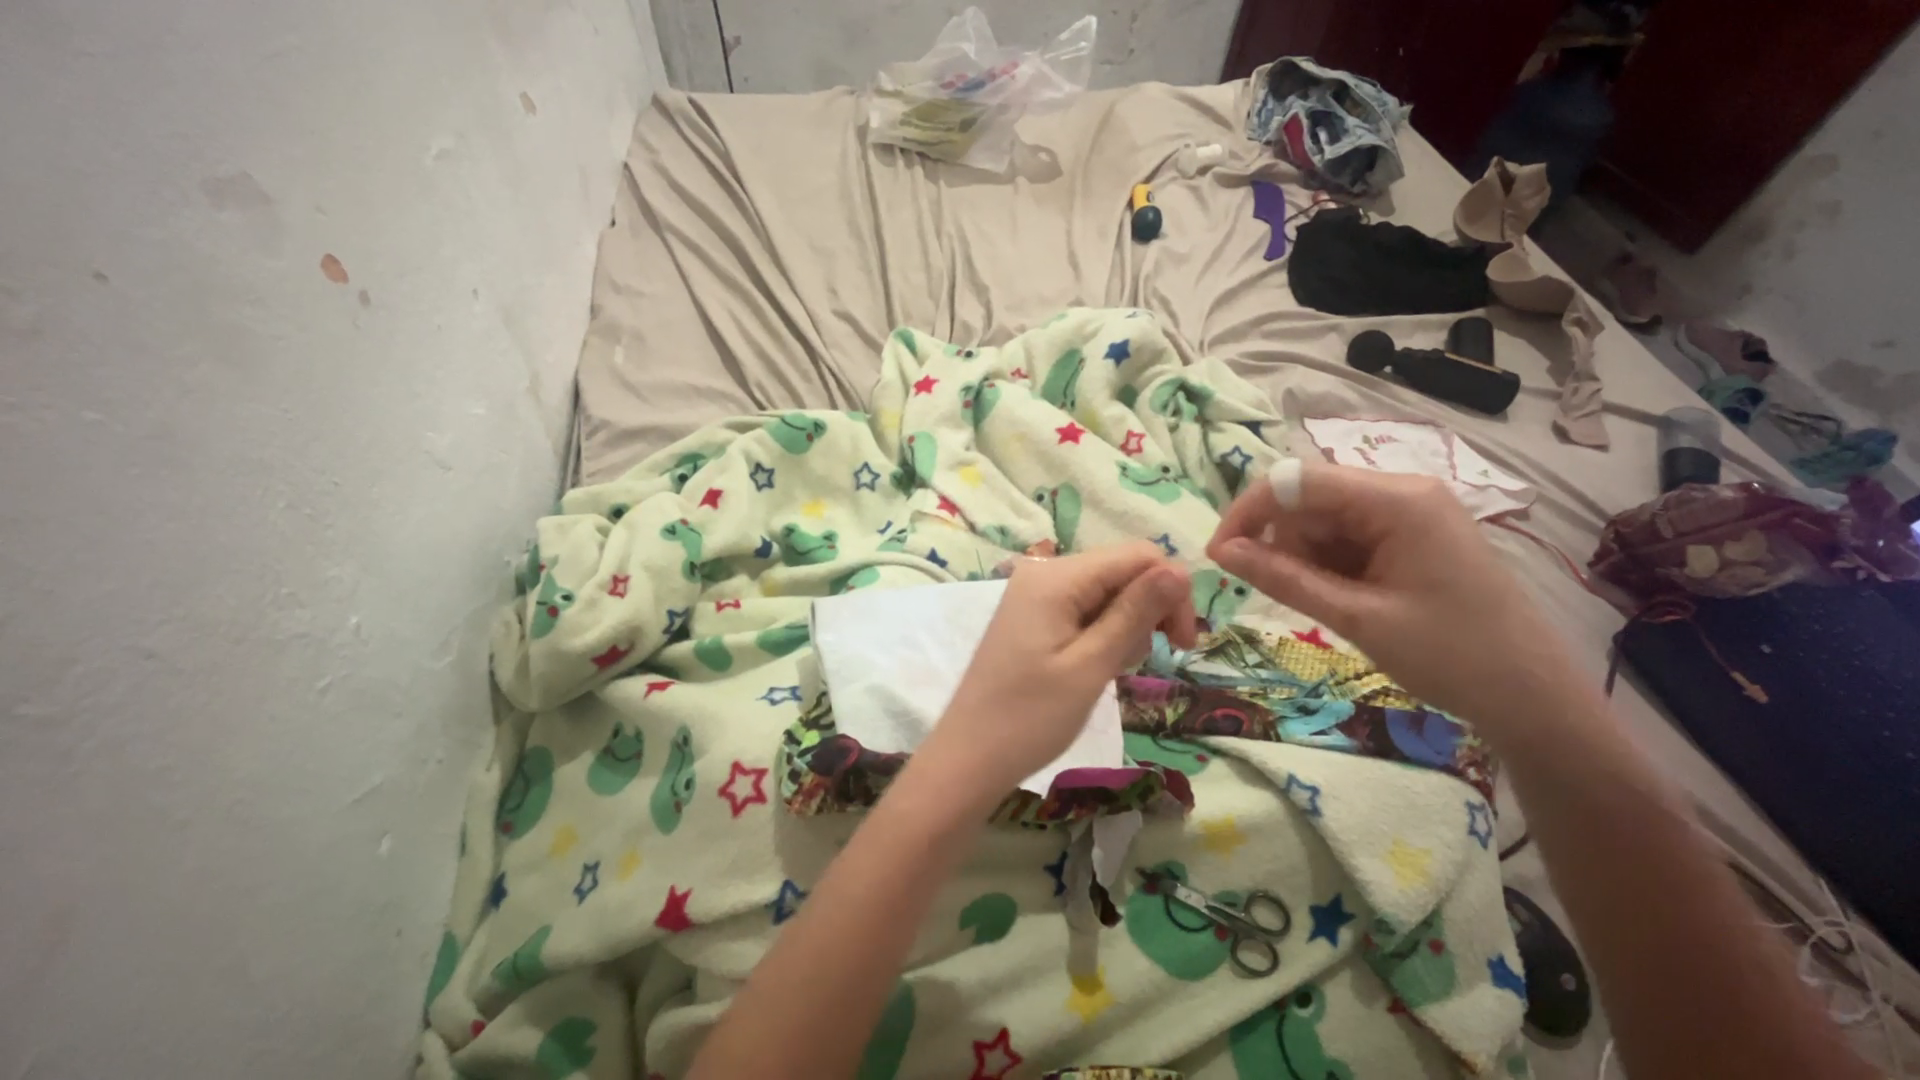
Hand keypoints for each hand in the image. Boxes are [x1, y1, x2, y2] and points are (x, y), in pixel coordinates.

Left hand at [918, 543, 1198, 802]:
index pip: (1138, 555)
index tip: (1183, 644)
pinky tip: (1096, 667)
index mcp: (1056, 577)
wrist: (969, 758)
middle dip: (1149, 609)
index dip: (1171, 591)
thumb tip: (1180, 569)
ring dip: (1126, 626)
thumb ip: (1135, 613)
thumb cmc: (1031, 717)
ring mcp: (1034, 595)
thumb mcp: (1091, 666)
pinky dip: (1102, 633)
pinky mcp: (1032, 618)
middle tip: (1150, 662)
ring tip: (1113, 670)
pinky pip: (1083, 609)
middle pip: (1122, 570)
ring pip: (1106, 591)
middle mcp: (1043, 573)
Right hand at [1206, 461, 1582, 728]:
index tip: (1218, 556)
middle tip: (1275, 592)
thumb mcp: (1356, 617)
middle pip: (1312, 497)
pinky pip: (1352, 535)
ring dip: (1306, 556)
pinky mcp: (1416, 536)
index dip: (1249, 512)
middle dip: (1281, 539)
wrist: (1531, 695)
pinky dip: (1332, 564)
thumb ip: (1284, 579)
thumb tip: (1221, 552)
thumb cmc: (1448, 655)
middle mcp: (1404, 491)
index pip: (1298, 481)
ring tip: (1325, 605)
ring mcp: (1413, 512)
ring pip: (1327, 518)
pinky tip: (1343, 600)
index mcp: (1397, 499)